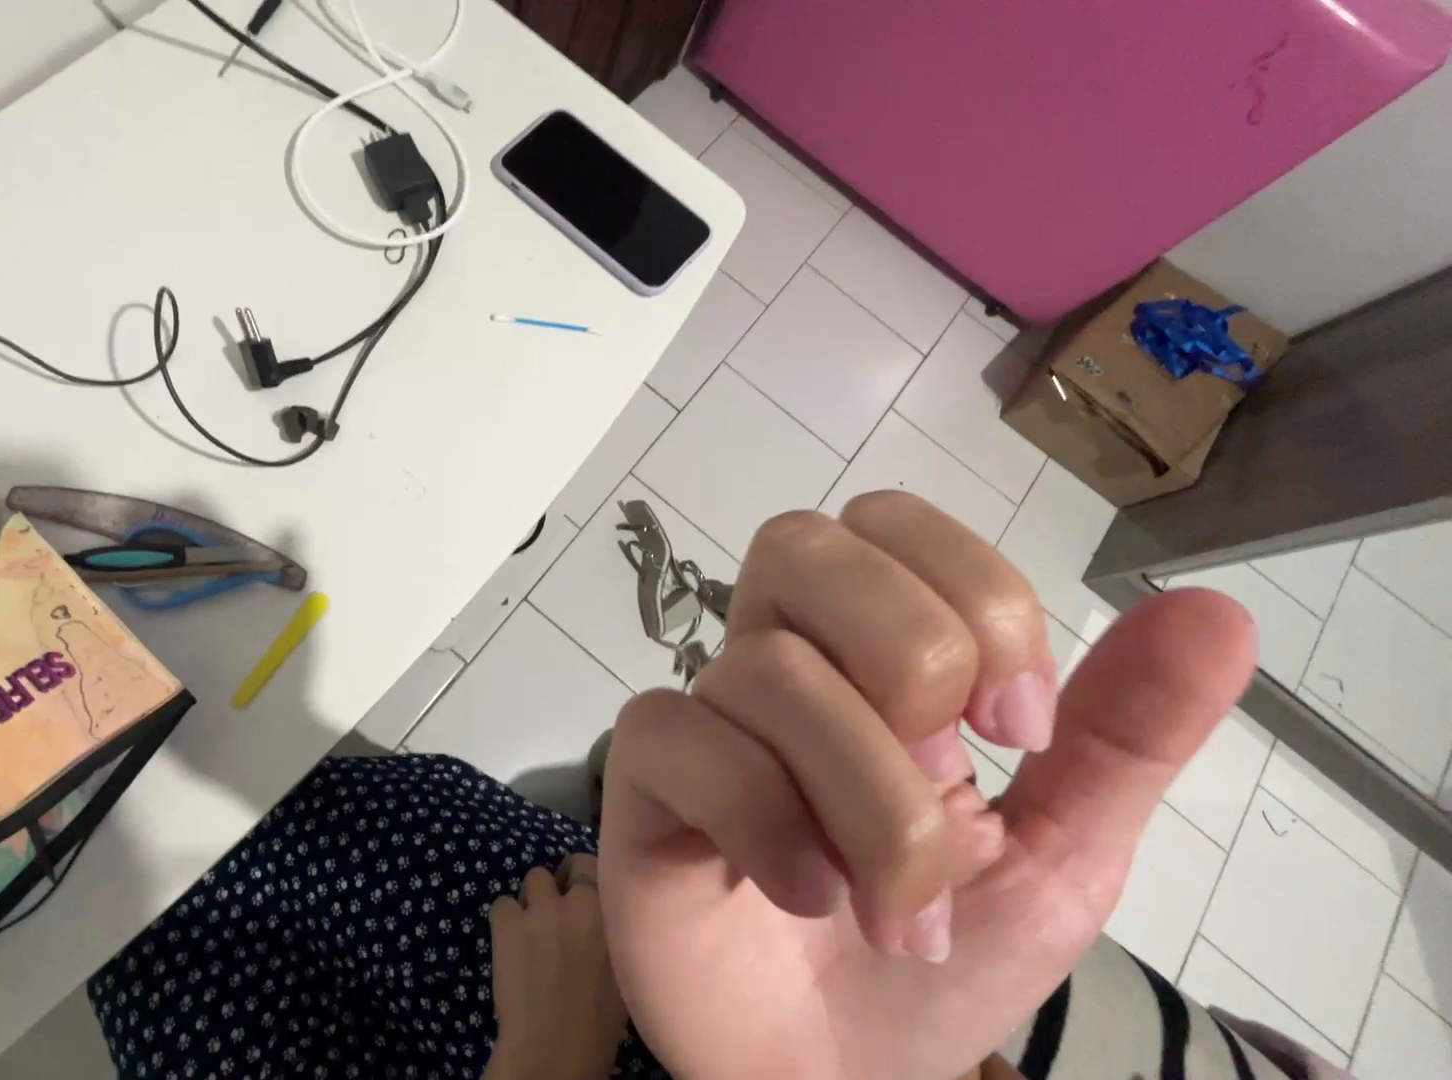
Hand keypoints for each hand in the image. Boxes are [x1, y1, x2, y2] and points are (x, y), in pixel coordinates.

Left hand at [486, 855, 627, 1079]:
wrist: (556, 1049)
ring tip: (532, 928)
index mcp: (613, 913)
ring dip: (535, 898)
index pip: (599, 867)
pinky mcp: (508, 921)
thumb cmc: (599, 1024)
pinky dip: (505, 919)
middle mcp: (581, 900)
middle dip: (564, 884)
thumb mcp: (622, 969)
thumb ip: (610, 933)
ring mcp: (542, 907)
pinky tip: (509, 942)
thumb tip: (600, 924)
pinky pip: (502, 902)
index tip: (582, 899)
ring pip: (534, 877)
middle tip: (557, 912)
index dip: (586, 881)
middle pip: (570, 865)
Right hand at [598, 493, 1257, 1079]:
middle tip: (950, 769)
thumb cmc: (932, 955)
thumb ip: (1121, 737)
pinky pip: (682, 739)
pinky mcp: (638, 779)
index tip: (1018, 727)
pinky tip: (806, 894)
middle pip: (798, 545)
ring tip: (897, 908)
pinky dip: (766, 819)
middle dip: (907, 651)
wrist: (829, 1072)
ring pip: (766, 670)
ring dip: (867, 800)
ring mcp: (696, 716)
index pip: (884, 521)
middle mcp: (767, 662)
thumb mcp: (1058, 851)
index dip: (971, 595)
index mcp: (857, 657)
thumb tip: (1214, 609)